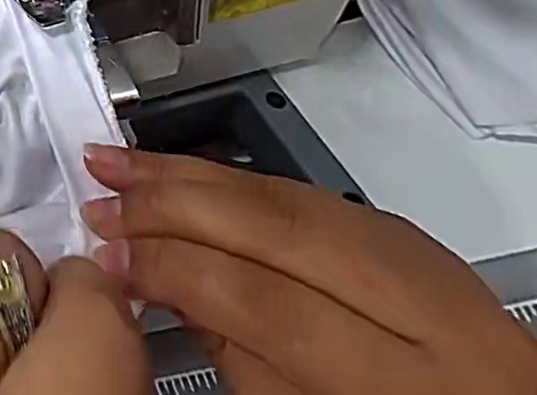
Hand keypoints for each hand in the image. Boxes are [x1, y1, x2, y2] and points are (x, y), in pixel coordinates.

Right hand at [82, 146, 536, 394]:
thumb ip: (225, 339)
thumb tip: (143, 267)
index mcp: (419, 384)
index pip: (264, 297)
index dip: (171, 266)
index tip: (107, 254)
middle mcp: (435, 308)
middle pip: (271, 225)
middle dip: (169, 203)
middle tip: (101, 197)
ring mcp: (421, 255)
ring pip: (276, 190)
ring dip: (182, 171)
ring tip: (114, 162)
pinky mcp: (395, 227)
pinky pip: (291, 186)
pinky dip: (220, 174)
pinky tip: (172, 166)